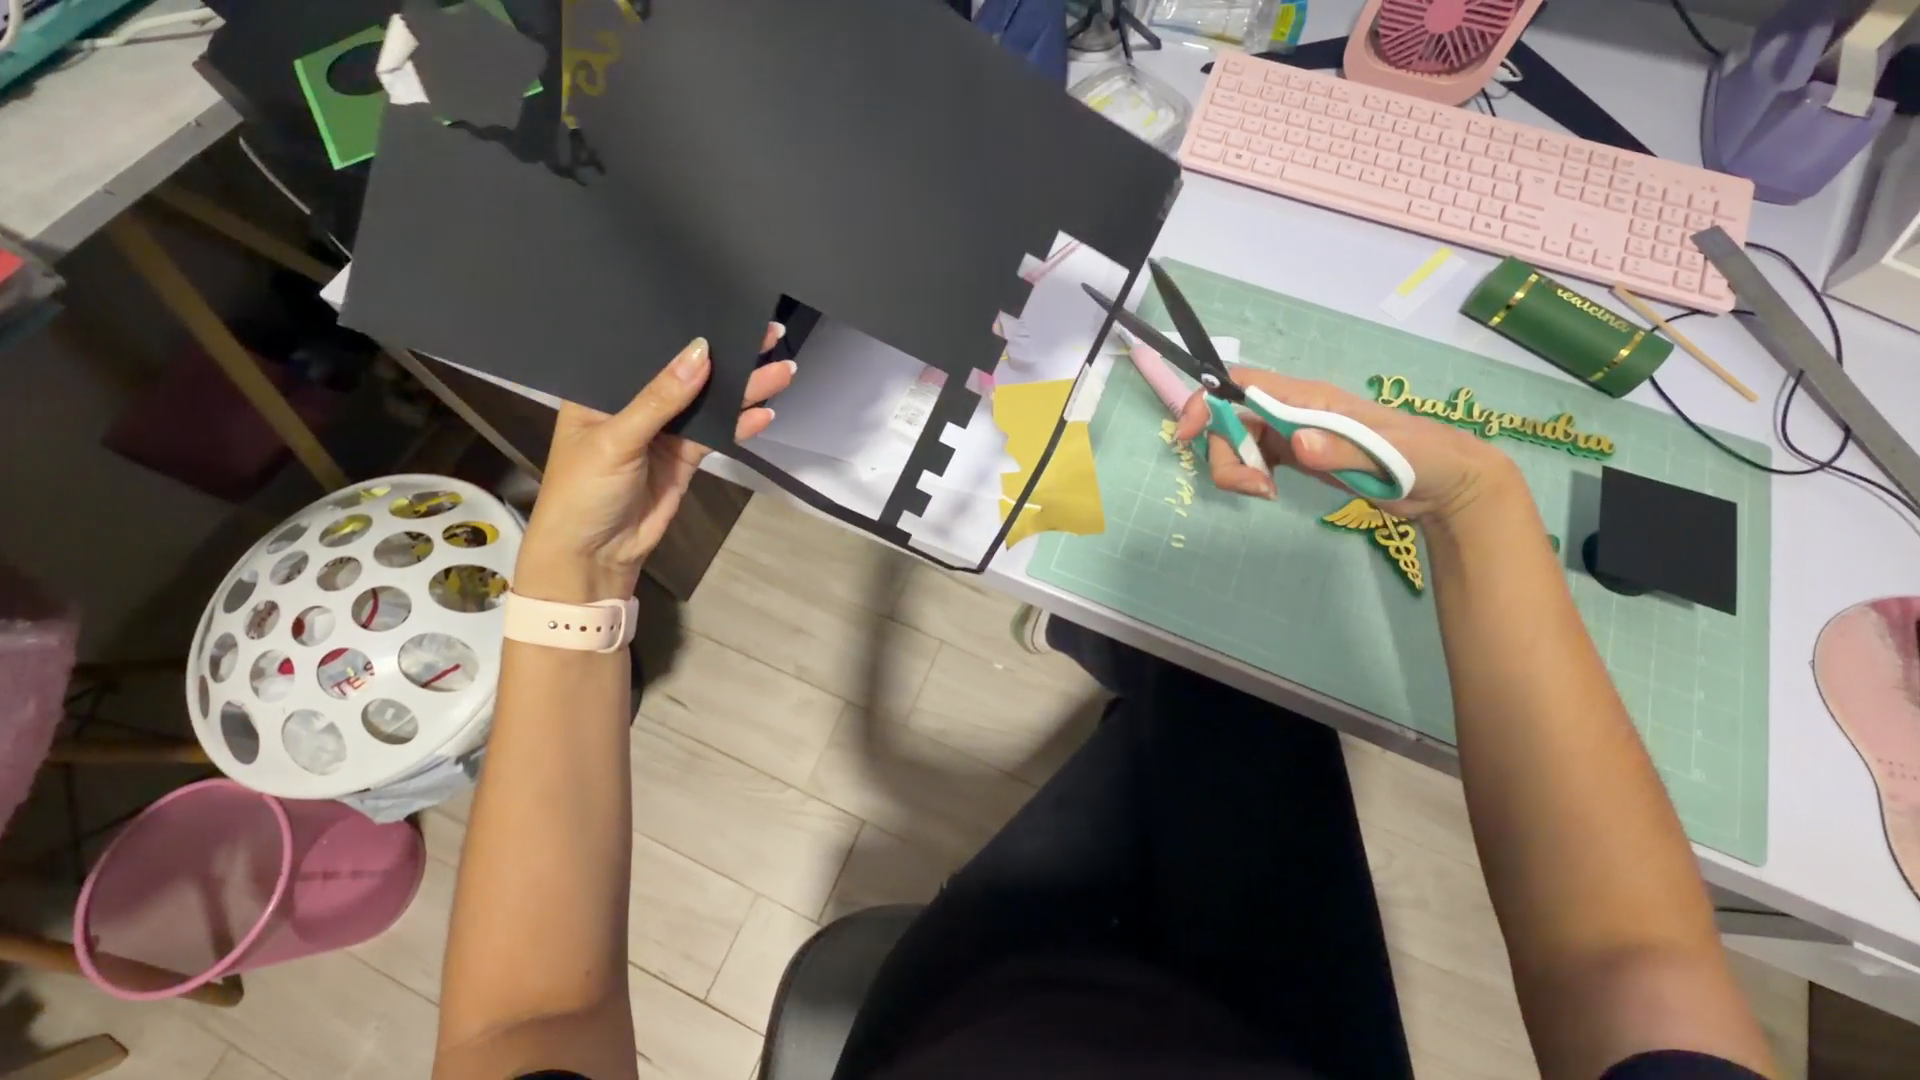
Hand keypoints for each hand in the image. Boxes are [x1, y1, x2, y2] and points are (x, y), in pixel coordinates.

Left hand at [516, 326, 793, 601]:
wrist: (595, 555)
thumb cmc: (583, 491)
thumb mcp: (615, 440)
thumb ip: (661, 398)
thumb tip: (702, 352)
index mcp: (602, 389)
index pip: (647, 349)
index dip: (682, 329)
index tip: (720, 308)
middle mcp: (635, 404)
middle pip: (687, 373)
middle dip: (727, 355)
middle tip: (767, 333)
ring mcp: (664, 431)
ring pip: (709, 402)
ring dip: (743, 388)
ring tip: (782, 369)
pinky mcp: (685, 456)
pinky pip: (717, 433)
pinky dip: (740, 425)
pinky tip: (765, 413)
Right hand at [1175, 367, 1515, 523]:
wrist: (1445, 483)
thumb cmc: (1422, 460)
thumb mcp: (1387, 454)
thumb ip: (1339, 447)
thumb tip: (1295, 443)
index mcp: (1310, 400)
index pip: (1243, 385)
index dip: (1207, 401)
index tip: (1187, 434)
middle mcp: (1294, 411)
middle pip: (1231, 419)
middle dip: (1226, 453)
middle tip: (1254, 489)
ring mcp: (1293, 433)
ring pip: (1239, 441)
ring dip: (1237, 469)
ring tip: (1266, 494)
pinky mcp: (1296, 455)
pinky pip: (1254, 458)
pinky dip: (1249, 476)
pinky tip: (1269, 493)